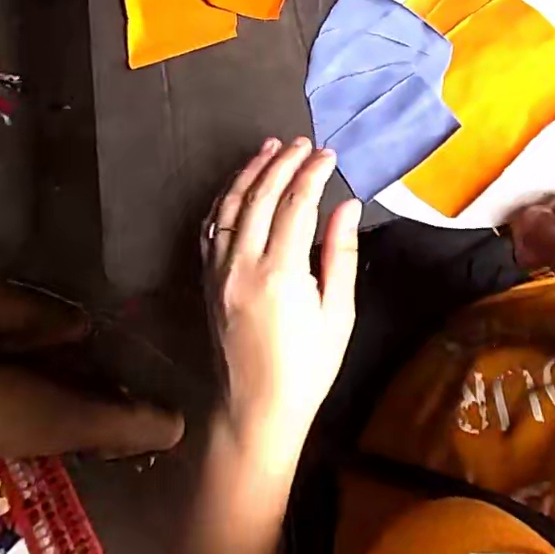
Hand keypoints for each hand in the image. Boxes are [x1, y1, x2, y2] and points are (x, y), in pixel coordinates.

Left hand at [202, 138, 359, 459]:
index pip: (297, 205)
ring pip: (231, 205)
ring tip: (270, 147)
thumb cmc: (307, 366)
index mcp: (280, 275)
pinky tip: (240, 183)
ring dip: (251, 171)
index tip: (329, 154)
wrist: (255, 411)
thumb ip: (341, 254)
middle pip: (262, 196)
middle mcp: (242, 266)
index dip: (314, 173)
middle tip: (303, 142)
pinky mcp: (206, 279)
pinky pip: (212, 227)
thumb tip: (348, 204)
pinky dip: (226, 198)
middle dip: (284, 162)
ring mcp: (218, 271)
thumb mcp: (338, 314)